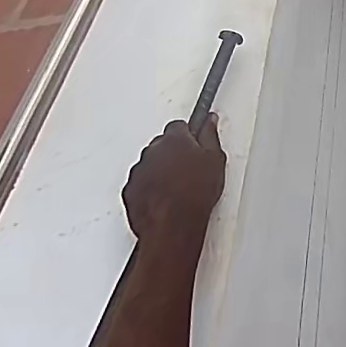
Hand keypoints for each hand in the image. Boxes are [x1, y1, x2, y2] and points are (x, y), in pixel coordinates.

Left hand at [122, 116, 225, 241]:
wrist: (173, 224)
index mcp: (174, 139)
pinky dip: (150, 186)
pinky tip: (166, 196)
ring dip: (161, 169)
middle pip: (162, 144)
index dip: (188, 135)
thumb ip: (210, 135)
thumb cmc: (194, 193)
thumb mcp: (215, 159)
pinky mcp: (130, 190)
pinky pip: (141, 182)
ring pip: (151, 163)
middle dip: (174, 152)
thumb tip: (209, 122)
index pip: (178, 126)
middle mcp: (152, 151)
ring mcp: (139, 171)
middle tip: (191, 167)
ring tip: (180, 186)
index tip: (195, 142)